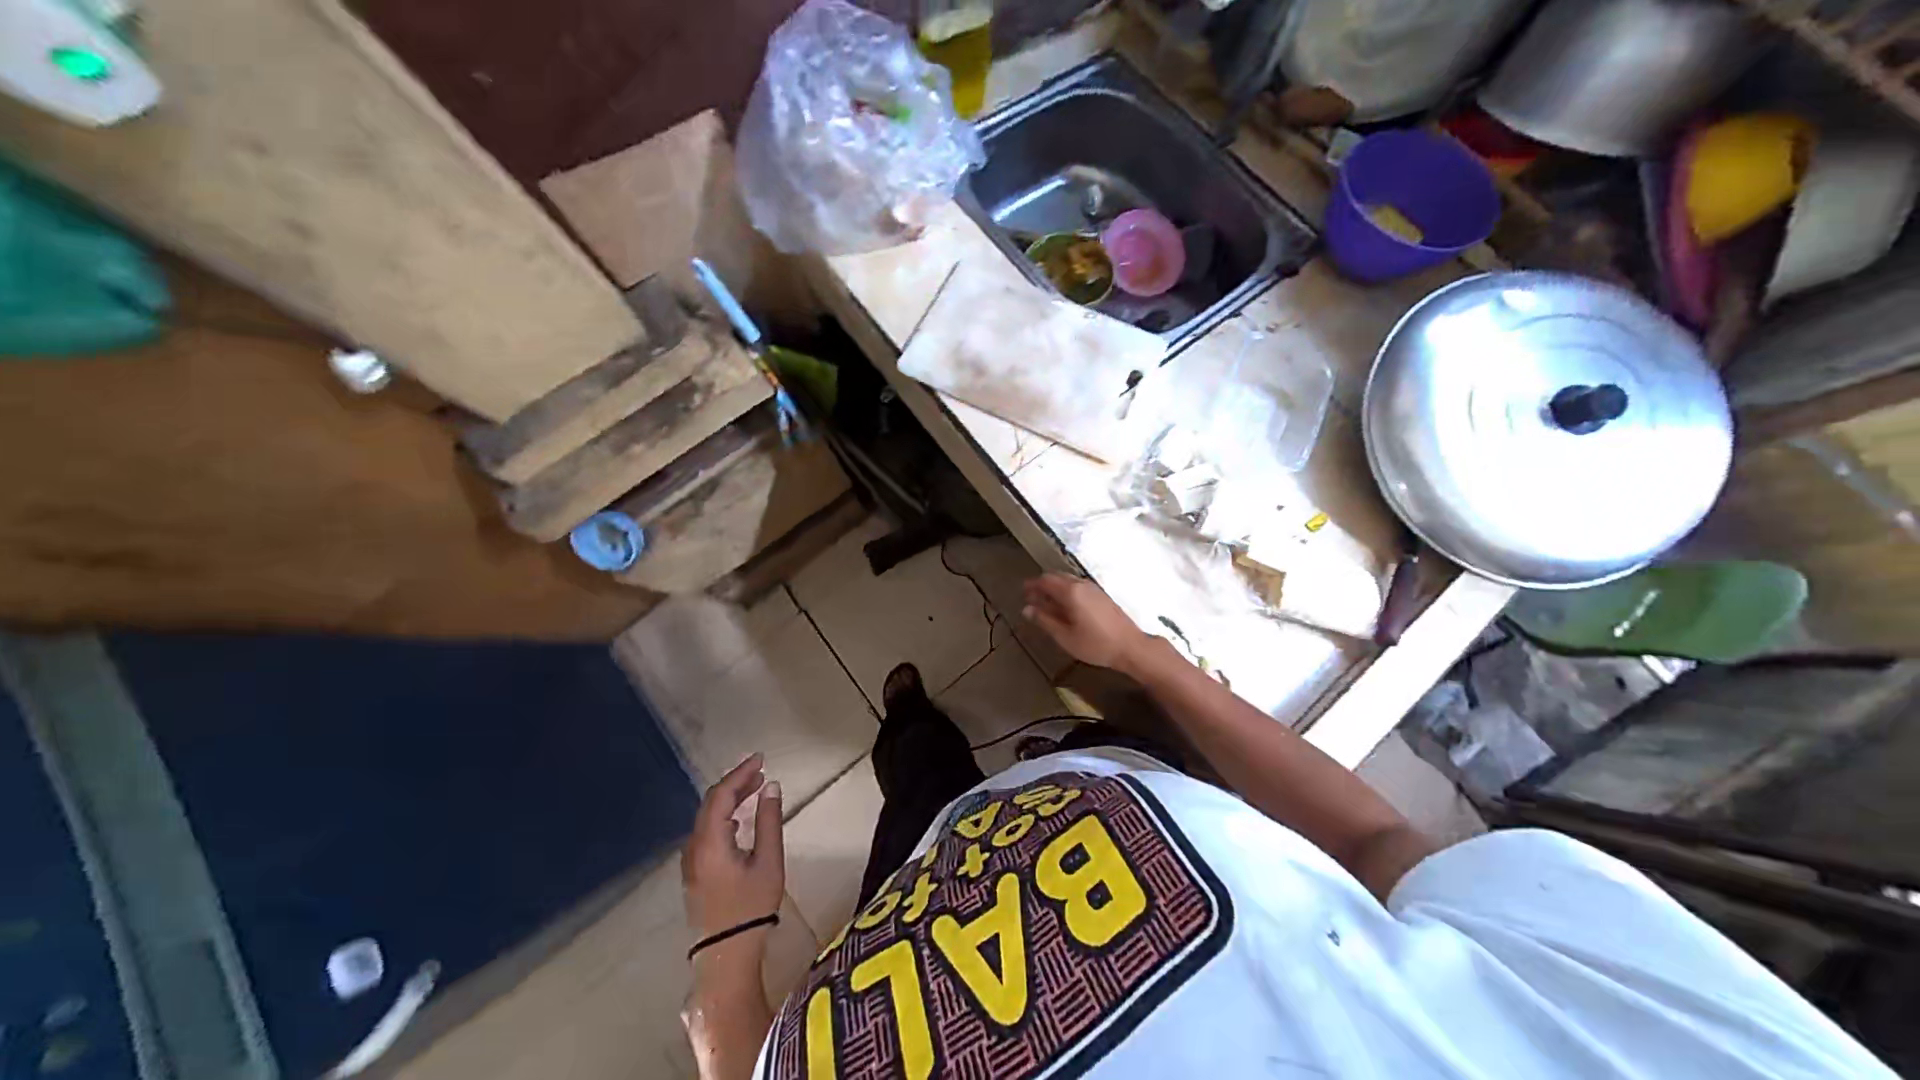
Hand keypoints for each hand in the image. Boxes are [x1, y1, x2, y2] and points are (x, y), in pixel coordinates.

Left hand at [682, 753, 784, 958]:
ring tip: (755, 789)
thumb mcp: (768, 861)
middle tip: (761, 771)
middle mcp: (694, 847)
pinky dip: (724, 816)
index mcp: (710, 841)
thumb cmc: (751, 906)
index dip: (740, 773)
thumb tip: (771, 786)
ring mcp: (691, 861)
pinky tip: (740, 819)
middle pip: (711, 803)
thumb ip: (768, 820)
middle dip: (735, 783)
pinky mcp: (694, 872)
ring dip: (730, 799)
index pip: (722, 795)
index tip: (761, 758)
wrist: (726, 955)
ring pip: (707, 817)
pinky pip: (707, 831)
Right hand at [1022, 573, 1154, 671]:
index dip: (1032, 585)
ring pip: (1068, 581)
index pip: (1045, 580)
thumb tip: (1027, 609)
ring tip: (1046, 603)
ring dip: (1055, 588)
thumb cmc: (1096, 644)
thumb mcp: (1065, 636)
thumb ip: (1045, 620)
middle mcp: (1082, 585)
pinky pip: (1078, 587)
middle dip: (1042, 585)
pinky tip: (1065, 606)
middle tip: (1032, 597)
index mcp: (1071, 592)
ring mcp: (1094, 589)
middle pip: (1057, 577)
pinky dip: (1066, 591)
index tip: (1022, 591)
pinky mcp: (1102, 596)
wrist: (1130, 646)